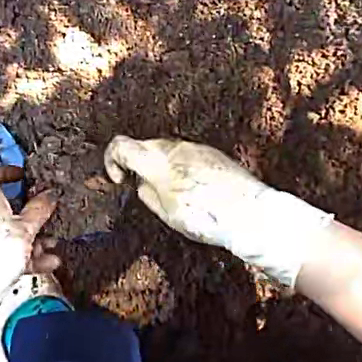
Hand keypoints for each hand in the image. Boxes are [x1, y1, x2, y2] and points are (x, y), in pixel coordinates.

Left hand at [0, 167, 58, 313]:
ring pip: (14, 233)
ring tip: (52, 246)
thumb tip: (49, 194)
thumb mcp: (24, 230)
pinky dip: (30, 257)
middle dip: (32, 214)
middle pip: (8, 208)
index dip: (5, 172)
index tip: (23, 175)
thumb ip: (38, 211)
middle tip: (49, 217)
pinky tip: (48, 264)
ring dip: (35, 238)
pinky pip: (13, 254)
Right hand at [103, 136, 332, 287]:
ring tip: (170, 193)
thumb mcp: (166, 213)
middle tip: (140, 186)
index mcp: (156, 161)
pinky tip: (190, 189)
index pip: (121, 145)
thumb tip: (141, 183)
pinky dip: (180, 167)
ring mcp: (195, 147)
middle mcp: (174, 147)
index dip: (112, 161)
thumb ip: (147, 193)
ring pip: (167, 150)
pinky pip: (187, 154)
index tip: (118, 178)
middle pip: (144, 146)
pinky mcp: (211, 153)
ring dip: (160, 165)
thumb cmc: (206, 216)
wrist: (249, 213)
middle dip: (137, 164)